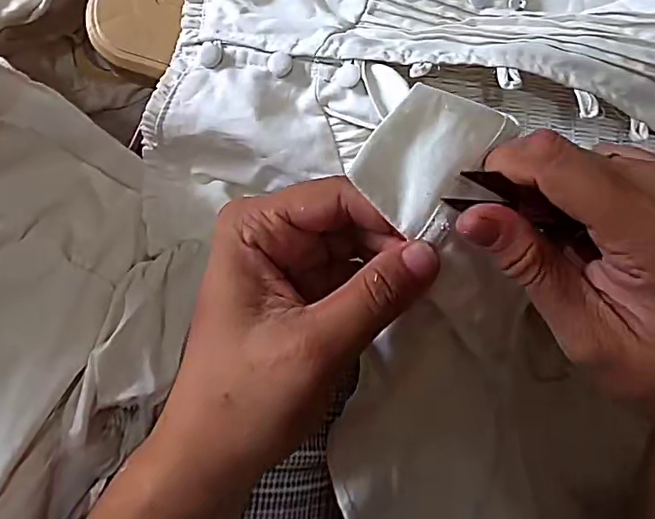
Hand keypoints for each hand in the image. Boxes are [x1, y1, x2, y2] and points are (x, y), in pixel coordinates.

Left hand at [93, 177, 439, 518]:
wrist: (210, 457)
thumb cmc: (244, 399)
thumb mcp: (314, 346)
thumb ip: (373, 295)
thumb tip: (429, 252)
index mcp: (253, 225)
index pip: (331, 197)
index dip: (383, 213)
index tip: (434, 237)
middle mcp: (268, 230)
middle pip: (345, 216)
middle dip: (391, 238)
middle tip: (445, 259)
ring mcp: (285, 258)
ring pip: (352, 243)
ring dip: (391, 261)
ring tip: (439, 275)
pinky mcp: (301, 288)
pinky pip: (349, 271)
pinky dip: (379, 283)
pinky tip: (414, 292)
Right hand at [453, 132, 654, 517]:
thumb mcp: (587, 334)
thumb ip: (528, 264)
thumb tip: (471, 214)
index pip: (555, 160)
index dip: (503, 169)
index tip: (477, 201)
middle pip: (561, 152)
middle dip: (522, 183)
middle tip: (515, 234)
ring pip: (577, 152)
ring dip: (549, 187)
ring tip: (558, 241)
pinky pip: (603, 160)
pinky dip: (577, 187)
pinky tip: (585, 231)